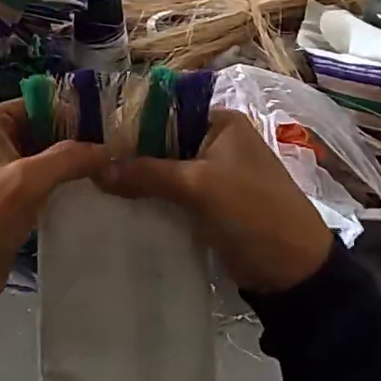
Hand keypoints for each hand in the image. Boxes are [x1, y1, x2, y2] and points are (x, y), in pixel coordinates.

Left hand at [0, 101, 107, 337]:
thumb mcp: (26, 182)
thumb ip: (69, 158)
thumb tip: (112, 146)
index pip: (37, 104)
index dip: (74, 112)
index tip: (115, 124)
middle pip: (42, 129)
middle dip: (78, 139)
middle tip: (123, 150)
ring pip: (44, 157)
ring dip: (74, 164)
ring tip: (116, 169)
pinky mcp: (6, 198)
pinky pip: (40, 181)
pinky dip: (63, 185)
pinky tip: (94, 191)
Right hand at [99, 110, 332, 292]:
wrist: (294, 274)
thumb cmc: (255, 213)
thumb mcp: (199, 186)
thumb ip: (147, 173)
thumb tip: (95, 169)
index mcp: (220, 122)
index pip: (163, 107)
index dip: (128, 117)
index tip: (92, 128)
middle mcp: (212, 140)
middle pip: (158, 137)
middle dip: (125, 148)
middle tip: (86, 155)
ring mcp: (208, 173)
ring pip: (158, 165)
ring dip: (132, 173)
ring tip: (92, 176)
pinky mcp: (202, 201)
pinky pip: (165, 190)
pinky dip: (144, 193)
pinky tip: (114, 197)